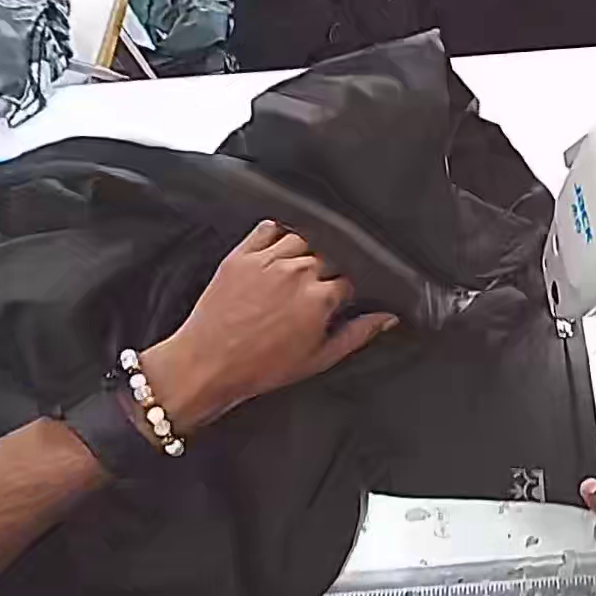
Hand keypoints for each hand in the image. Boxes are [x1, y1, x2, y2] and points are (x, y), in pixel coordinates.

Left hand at [139, 220, 398, 430]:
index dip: (349, 289)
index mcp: (319, 298)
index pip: (351, 279)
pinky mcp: (241, 255)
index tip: (341, 298)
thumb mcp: (318, 359)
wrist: (208, 365)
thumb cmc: (260, 367)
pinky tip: (281, 246)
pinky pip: (268, 228)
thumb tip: (387, 318)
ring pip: (303, 237)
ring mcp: (267, 260)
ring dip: (308, 249)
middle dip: (331, 270)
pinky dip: (280, 232)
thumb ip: (357, 334)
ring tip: (301, 269)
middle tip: (319, 287)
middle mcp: (297, 272)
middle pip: (330, 255)